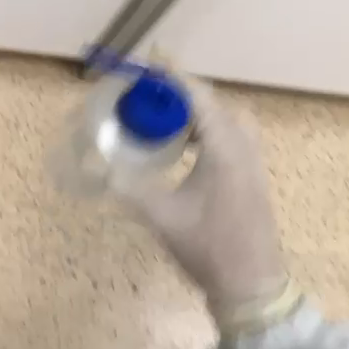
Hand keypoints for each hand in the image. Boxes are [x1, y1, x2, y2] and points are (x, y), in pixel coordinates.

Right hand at [123, 74, 293, 331]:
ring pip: (228, 119)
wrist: (254, 289)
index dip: (174, 76)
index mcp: (224, 151)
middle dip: (184, 91)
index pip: (199, 98)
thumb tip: (95, 167)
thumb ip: (127, 187)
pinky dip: (209, 129)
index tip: (152, 59)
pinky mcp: (252, 178)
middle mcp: (243, 149)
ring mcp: (252, 164)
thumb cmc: (209, 249)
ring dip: (199, 111)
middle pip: (216, 103)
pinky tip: (186, 146)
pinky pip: (233, 137)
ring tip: (167, 117)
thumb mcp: (160, 217)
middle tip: (152, 92)